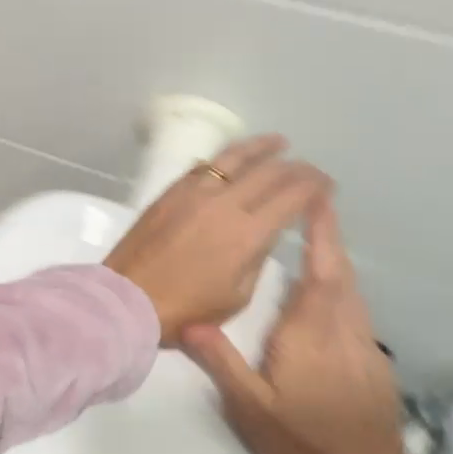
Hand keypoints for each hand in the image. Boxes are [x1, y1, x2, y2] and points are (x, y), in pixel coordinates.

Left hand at [104, 135, 328, 344]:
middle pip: (269, 172)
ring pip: (232, 158)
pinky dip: (222, 160)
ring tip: (278, 142)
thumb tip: (265, 233)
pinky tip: (230, 161)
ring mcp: (191, 195)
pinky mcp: (166, 195)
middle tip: (309, 170)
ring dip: (260, 147)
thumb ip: (257, 259)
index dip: (316, 187)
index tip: (327, 186)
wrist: (125, 301)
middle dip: (297, 167)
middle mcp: (223, 204)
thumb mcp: (238, 295)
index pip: (294, 195)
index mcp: (248, 232)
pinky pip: (200, 167)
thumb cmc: (185, 310)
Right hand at [182, 200, 452, 453]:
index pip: (319, 273)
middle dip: (328, 238)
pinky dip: (343, 289)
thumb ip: (223, 362)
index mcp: (309, 335)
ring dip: (337, 262)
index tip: (317, 199)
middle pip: (341, 274)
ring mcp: (364, 346)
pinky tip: (329, 296)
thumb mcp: (249, 406)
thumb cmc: (301, 439)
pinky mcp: (373, 362)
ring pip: (354, 292)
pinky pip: (357, 311)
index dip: (320, 234)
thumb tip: (192, 321)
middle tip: (313, 205)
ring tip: (317, 241)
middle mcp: (343, 331)